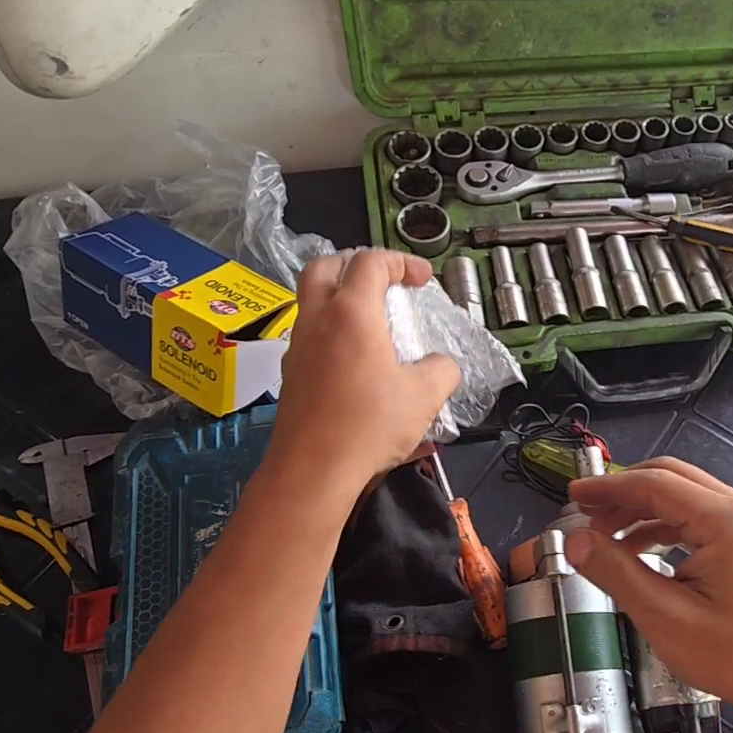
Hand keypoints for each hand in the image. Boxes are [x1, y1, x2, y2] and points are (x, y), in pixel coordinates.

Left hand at [266, 249, 460, 492]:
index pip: (370, 262)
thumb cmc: (370, 425)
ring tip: (370, 322)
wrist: (313, 471)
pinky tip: (354, 361)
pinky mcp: (291, 375)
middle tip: (382, 282)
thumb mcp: (425, 396)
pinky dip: (332, 331)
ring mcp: (298, 348)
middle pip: (325, 267)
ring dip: (340, 298)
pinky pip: (310, 335)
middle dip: (355, 264)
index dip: (401, 261)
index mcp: (352, 313)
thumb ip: (441, 370)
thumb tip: (440, 365)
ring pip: (311, 301)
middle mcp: (318, 320)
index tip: (423, 279)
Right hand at [563, 457, 732, 715]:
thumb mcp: (663, 615)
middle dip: (621, 492)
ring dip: (638, 509)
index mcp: (726, 520)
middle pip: (669, 478)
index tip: (574, 494)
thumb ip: (615, 572)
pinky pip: (692, 517)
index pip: (655, 484)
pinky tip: (632, 548)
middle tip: (583, 511)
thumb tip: (575, 541)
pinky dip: (658, 525)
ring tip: (601, 534)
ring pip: (679, 495)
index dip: (608, 487)